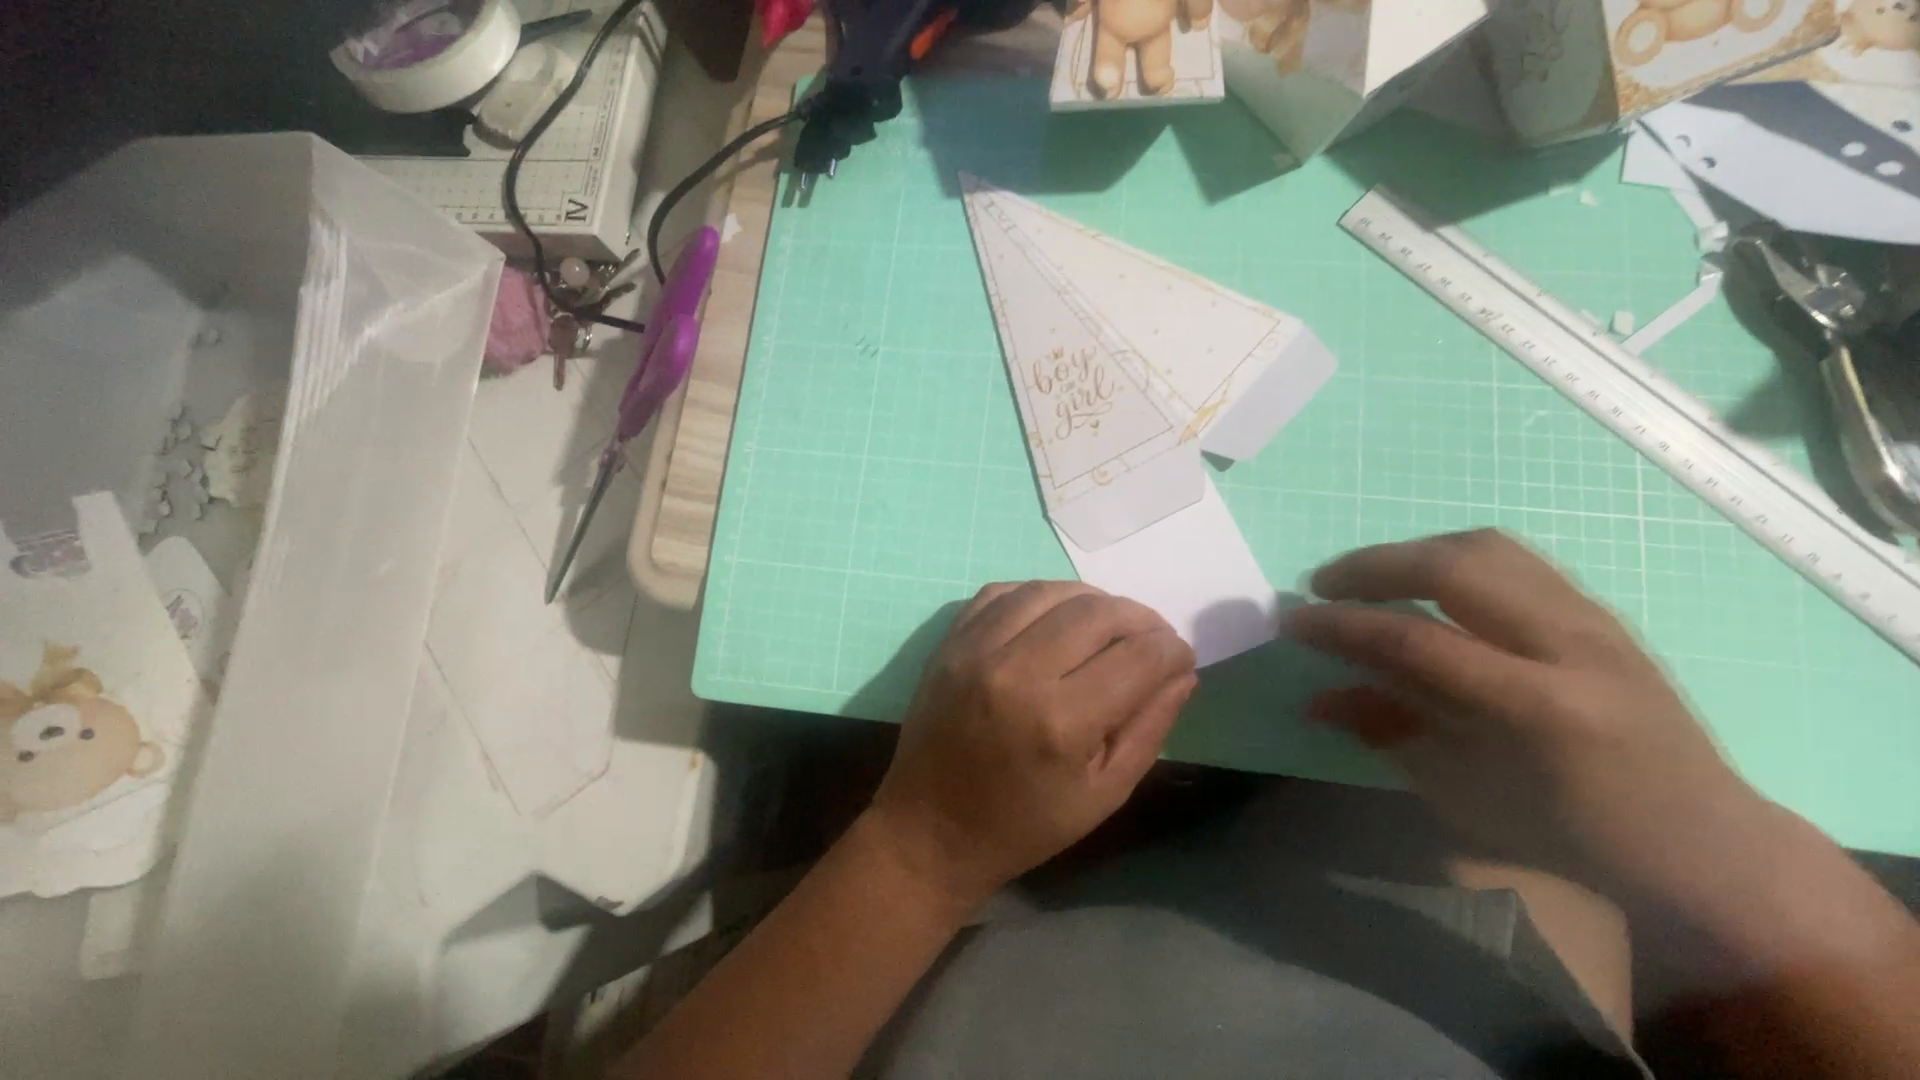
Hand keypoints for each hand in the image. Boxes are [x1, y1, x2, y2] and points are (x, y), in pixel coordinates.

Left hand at [866, 582, 1196, 908]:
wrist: (929, 830)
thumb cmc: (1024, 825)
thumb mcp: (1104, 793)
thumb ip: (1150, 727)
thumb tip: (1182, 670)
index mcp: (1062, 721)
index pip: (1140, 655)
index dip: (1173, 650)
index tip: (1180, 658)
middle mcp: (1018, 671)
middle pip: (1099, 611)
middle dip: (1141, 619)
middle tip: (1151, 640)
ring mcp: (976, 650)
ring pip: (1052, 591)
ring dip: (1093, 601)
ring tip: (1109, 626)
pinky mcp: (949, 642)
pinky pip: (1004, 592)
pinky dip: (1040, 596)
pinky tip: (1056, 618)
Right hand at [1283, 529, 1774, 910]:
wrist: (1700, 840)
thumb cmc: (1572, 834)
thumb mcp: (1464, 795)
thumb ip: (1388, 732)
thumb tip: (1316, 698)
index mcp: (1536, 708)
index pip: (1415, 640)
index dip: (1342, 626)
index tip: (1292, 622)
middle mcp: (1569, 645)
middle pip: (1452, 567)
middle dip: (1371, 567)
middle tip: (1323, 586)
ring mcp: (1593, 620)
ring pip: (1485, 548)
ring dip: (1412, 552)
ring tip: (1370, 578)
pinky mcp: (1600, 612)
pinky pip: (1514, 560)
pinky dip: (1454, 559)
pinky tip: (1427, 586)